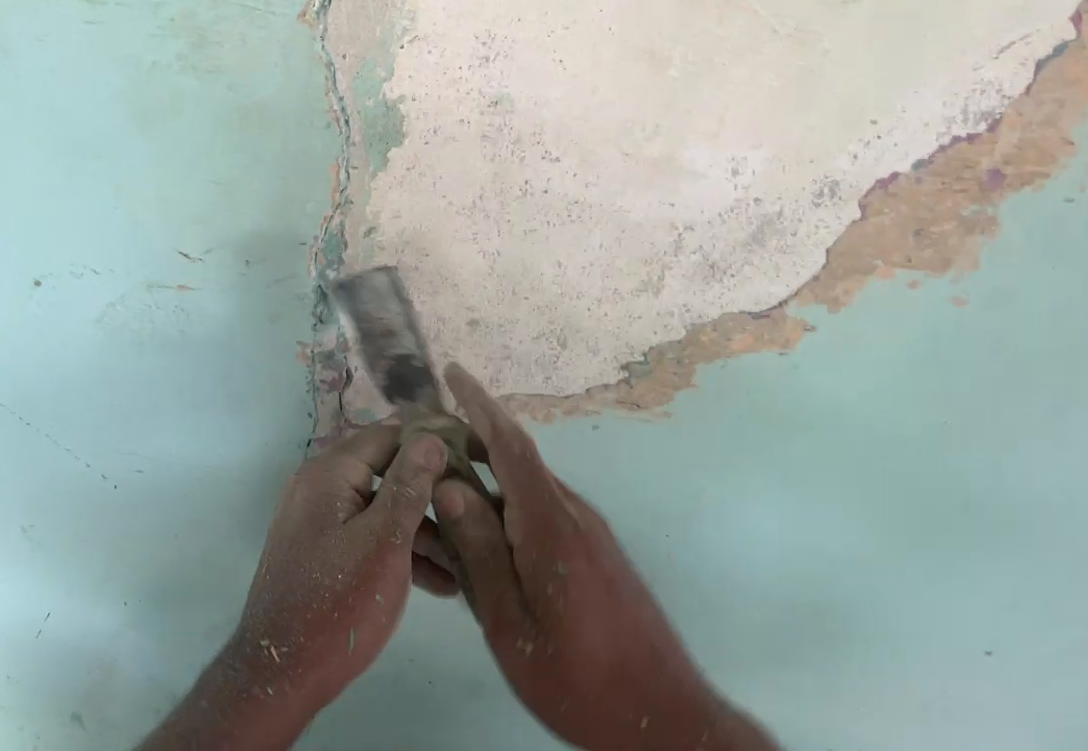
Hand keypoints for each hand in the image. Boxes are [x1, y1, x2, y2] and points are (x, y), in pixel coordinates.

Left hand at [137, 426, 448, 749]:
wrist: (282, 671)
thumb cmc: (338, 603)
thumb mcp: (384, 541)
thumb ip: (408, 486)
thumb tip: (430, 436)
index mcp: (329, 472)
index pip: (388, 435)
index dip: (433, 442)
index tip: (477, 456)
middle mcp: (319, 485)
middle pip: (387, 473)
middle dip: (434, 495)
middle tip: (479, 516)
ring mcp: (319, 519)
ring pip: (381, 510)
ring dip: (424, 533)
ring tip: (468, 565)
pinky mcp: (323, 550)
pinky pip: (368, 536)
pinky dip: (400, 553)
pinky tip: (442, 585)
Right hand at [436, 363, 777, 750]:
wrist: (664, 722)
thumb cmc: (578, 677)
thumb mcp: (510, 622)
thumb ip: (479, 550)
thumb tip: (448, 484)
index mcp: (548, 524)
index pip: (509, 444)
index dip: (478, 403)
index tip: (452, 371)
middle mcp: (571, 515)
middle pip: (515, 458)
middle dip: (470, 436)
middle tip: (423, 436)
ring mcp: (587, 534)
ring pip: (525, 487)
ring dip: (485, 472)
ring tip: (439, 481)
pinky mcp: (593, 554)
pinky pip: (538, 510)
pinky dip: (503, 502)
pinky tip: (479, 528)